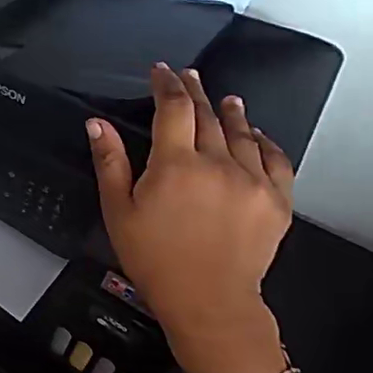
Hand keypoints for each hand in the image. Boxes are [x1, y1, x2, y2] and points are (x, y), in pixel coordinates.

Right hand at [87, 64, 293, 372]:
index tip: (161, 71)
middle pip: (207, 115)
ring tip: (224, 98)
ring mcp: (252, 182)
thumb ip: (110, 161)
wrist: (209, 301)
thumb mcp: (118, 210)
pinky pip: (276, 160)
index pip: (173, 108)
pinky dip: (265, 142)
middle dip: (195, 91)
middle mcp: (218, 165)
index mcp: (175, 165)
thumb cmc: (155, 258)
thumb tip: (96, 124)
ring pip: (242, 134)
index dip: (167, 84)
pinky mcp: (276, 201)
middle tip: (187, 75)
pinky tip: (257, 134)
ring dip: (230, 111)